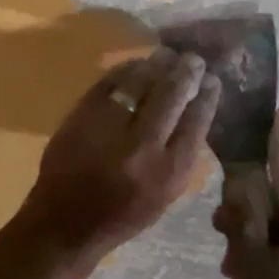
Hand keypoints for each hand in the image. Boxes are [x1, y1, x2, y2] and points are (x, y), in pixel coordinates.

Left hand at [17, 48, 221, 257]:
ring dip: (156, 65)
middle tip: (193, 59)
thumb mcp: (164, 195)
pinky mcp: (80, 117)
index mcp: (168, 173)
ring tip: (167, 55)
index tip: (212, 80)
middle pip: (170, 98)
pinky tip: (135, 64)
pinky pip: (107, 84)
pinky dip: (124, 71)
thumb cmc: (122, 215)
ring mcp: (108, 130)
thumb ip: (179, 155)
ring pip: (138, 85)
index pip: (196, 124)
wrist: (66, 223)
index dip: (206, 98)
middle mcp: (141, 149)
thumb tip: (194, 110)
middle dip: (185, 74)